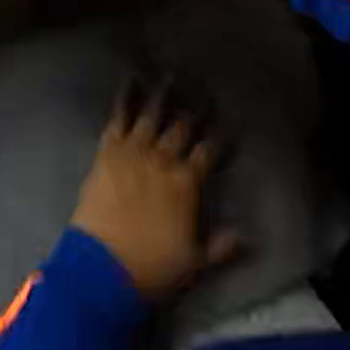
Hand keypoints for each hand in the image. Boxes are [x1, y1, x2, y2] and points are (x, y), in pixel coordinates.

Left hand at [70, 84, 239, 298]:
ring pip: (152, 116)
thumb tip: (248, 237)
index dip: (220, 134)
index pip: (209, 150)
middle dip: (194, 110)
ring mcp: (134, 152)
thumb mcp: (193, 262)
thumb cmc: (150, 267)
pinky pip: (118, 120)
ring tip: (170, 77)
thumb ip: (221, 246)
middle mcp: (163, 159)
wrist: (100, 272)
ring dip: (162, 96)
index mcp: (186, 182)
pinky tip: (129, 82)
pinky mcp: (108, 153)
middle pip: (182, 127)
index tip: (228, 120)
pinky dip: (124, 100)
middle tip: (202, 94)